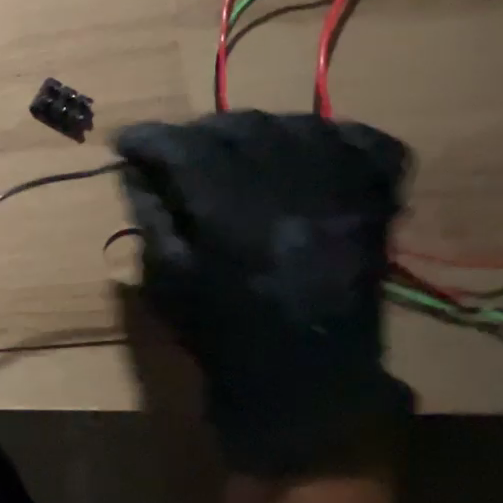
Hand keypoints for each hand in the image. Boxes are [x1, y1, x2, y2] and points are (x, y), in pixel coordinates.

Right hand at [114, 111, 415, 475]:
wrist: (304, 377)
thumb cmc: (220, 331)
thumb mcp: (165, 277)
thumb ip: (150, 215)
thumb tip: (134, 169)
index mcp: (234, 218)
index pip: (186, 148)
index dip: (149, 137)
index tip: (125, 142)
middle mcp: (294, 195)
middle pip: (241, 127)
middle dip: (196, 131)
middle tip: (171, 149)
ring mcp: (344, 196)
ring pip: (296, 125)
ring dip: (253, 129)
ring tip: (228, 148)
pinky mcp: (377, 206)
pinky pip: (364, 143)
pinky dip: (328, 135)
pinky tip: (299, 148)